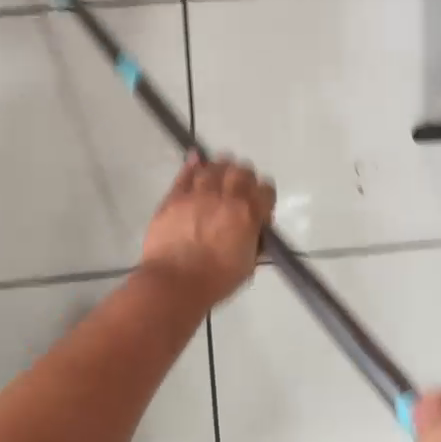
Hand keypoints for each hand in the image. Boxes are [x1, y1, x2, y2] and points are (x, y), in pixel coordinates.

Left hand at [139, 152, 275, 307]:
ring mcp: (197, 194)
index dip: (263, 195)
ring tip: (219, 172)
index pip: (266, 190)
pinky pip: (186, 173)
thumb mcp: (247, 265)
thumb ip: (253, 242)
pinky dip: (193, 164)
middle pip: (240, 171)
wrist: (175, 282)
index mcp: (249, 214)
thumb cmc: (215, 281)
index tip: (258, 202)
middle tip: (238, 186)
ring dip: (219, 168)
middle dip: (243, 177)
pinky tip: (196, 159)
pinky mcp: (174, 197)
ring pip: (213, 167)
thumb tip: (253, 232)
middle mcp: (226, 197)